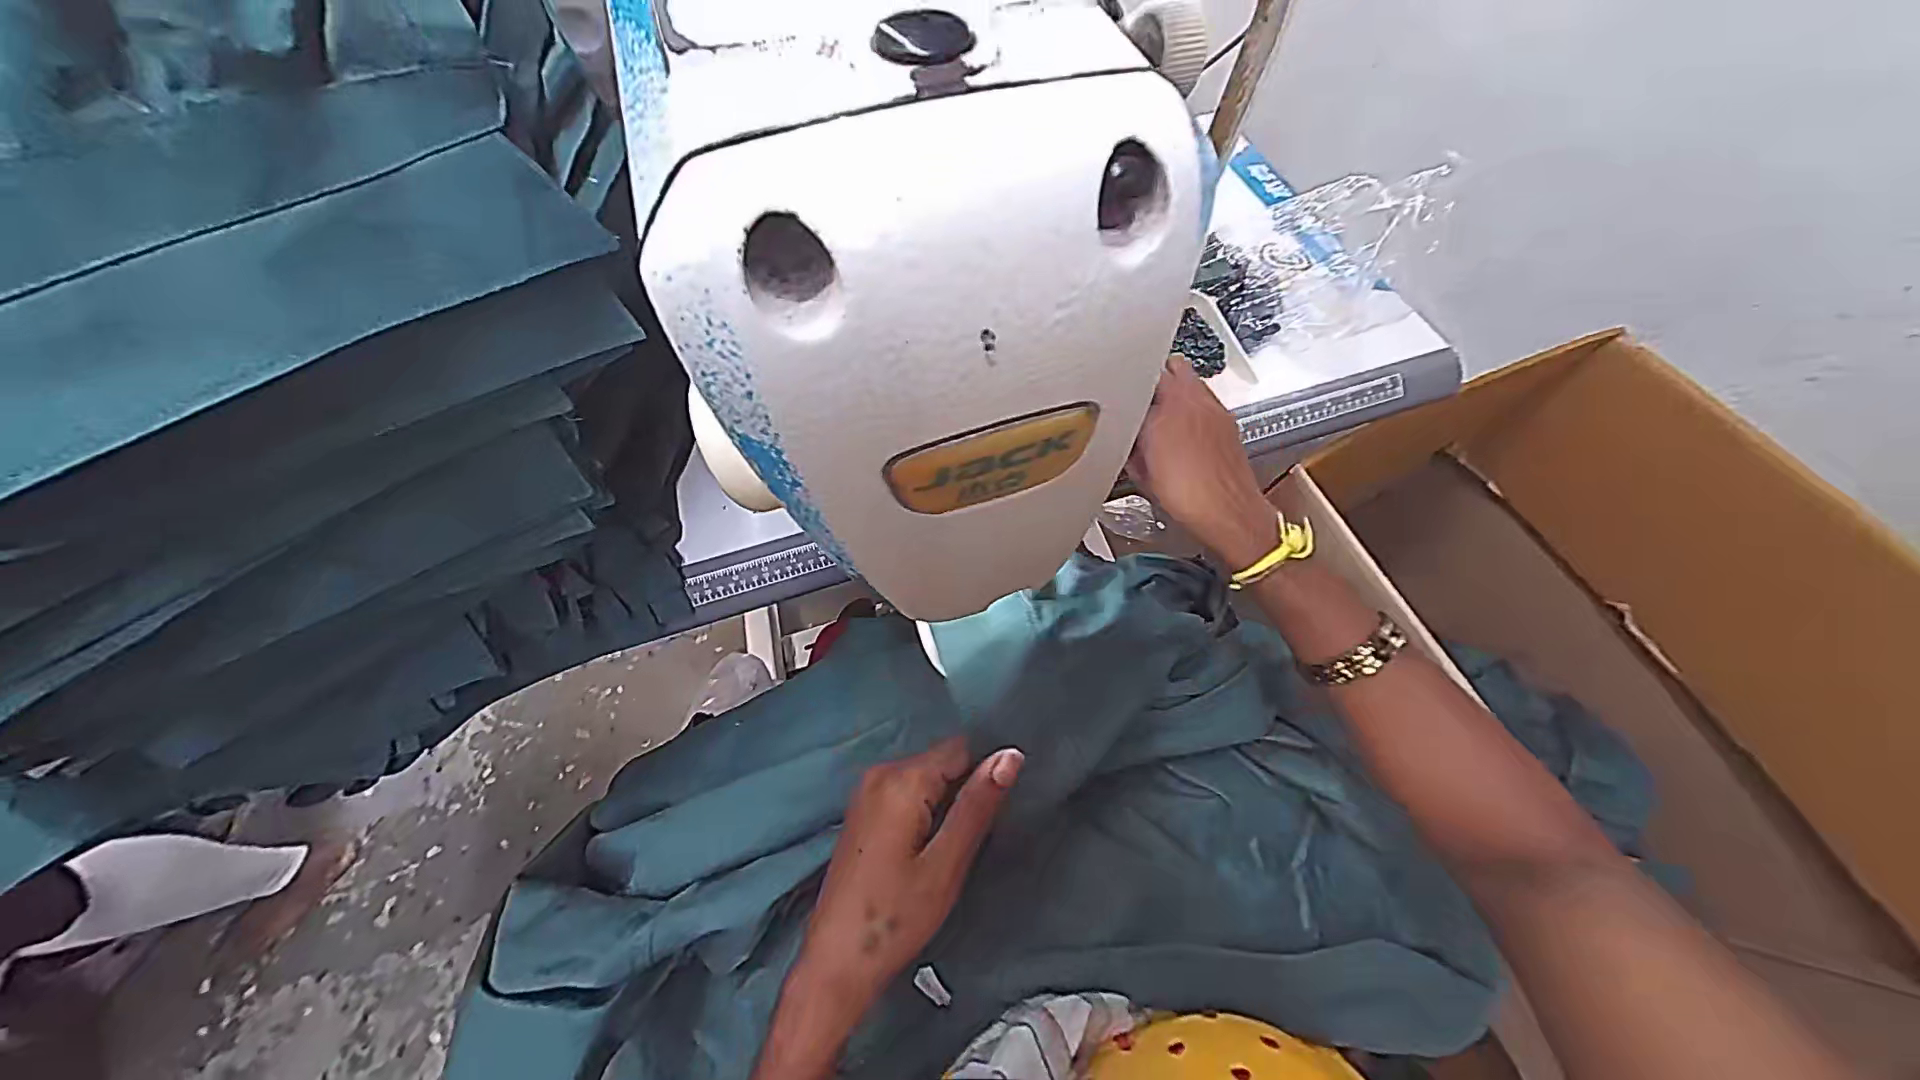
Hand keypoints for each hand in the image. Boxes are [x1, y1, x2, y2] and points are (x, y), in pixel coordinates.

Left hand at [799, 738, 1020, 1001]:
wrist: (835, 961)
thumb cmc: (896, 917)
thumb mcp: (946, 864)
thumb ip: (978, 805)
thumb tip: (1011, 755)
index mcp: (902, 779)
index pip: (961, 749)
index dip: (985, 775)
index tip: (995, 812)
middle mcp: (880, 772)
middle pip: (942, 761)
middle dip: (964, 790)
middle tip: (970, 839)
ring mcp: (866, 789)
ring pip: (926, 777)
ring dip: (945, 802)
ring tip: (949, 848)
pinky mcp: (862, 809)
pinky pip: (906, 791)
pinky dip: (924, 810)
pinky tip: (924, 849)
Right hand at [1128, 356, 1277, 567]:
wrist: (1228, 513)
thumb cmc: (1187, 497)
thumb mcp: (1142, 472)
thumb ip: (1132, 444)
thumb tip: (1128, 436)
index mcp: (1164, 410)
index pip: (1142, 379)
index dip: (1130, 388)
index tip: (1122, 400)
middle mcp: (1192, 401)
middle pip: (1172, 368)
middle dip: (1156, 379)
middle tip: (1143, 399)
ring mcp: (1214, 409)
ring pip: (1192, 381)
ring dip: (1177, 392)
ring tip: (1163, 418)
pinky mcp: (1228, 421)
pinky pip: (1206, 402)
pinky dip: (1193, 409)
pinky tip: (1184, 435)